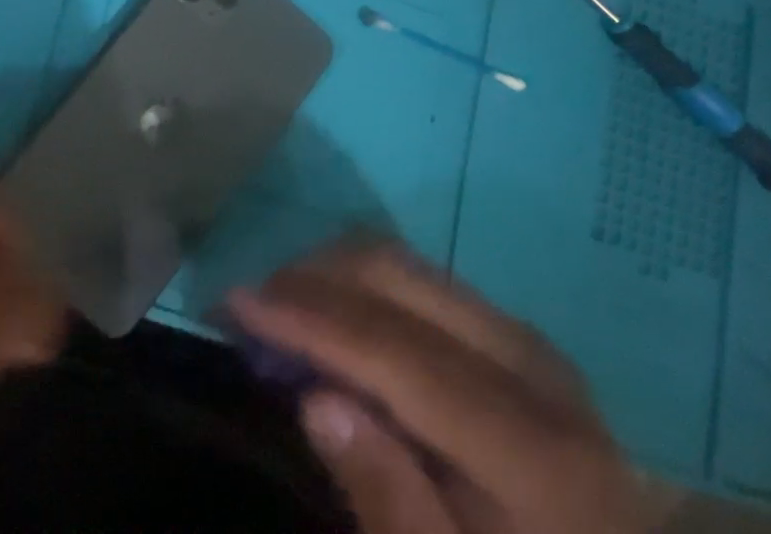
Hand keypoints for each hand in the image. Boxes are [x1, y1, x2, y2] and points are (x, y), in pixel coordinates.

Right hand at [229, 243, 659, 533]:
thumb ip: (388, 498)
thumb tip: (318, 400)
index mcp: (533, 450)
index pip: (398, 353)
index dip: (308, 318)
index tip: (231, 301)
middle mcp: (540, 376)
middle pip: (406, 283)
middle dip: (312, 278)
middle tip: (247, 304)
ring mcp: (536, 352)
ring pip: (415, 271)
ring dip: (334, 276)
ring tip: (280, 308)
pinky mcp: (522, 348)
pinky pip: (429, 286)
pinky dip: (366, 288)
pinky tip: (333, 318)